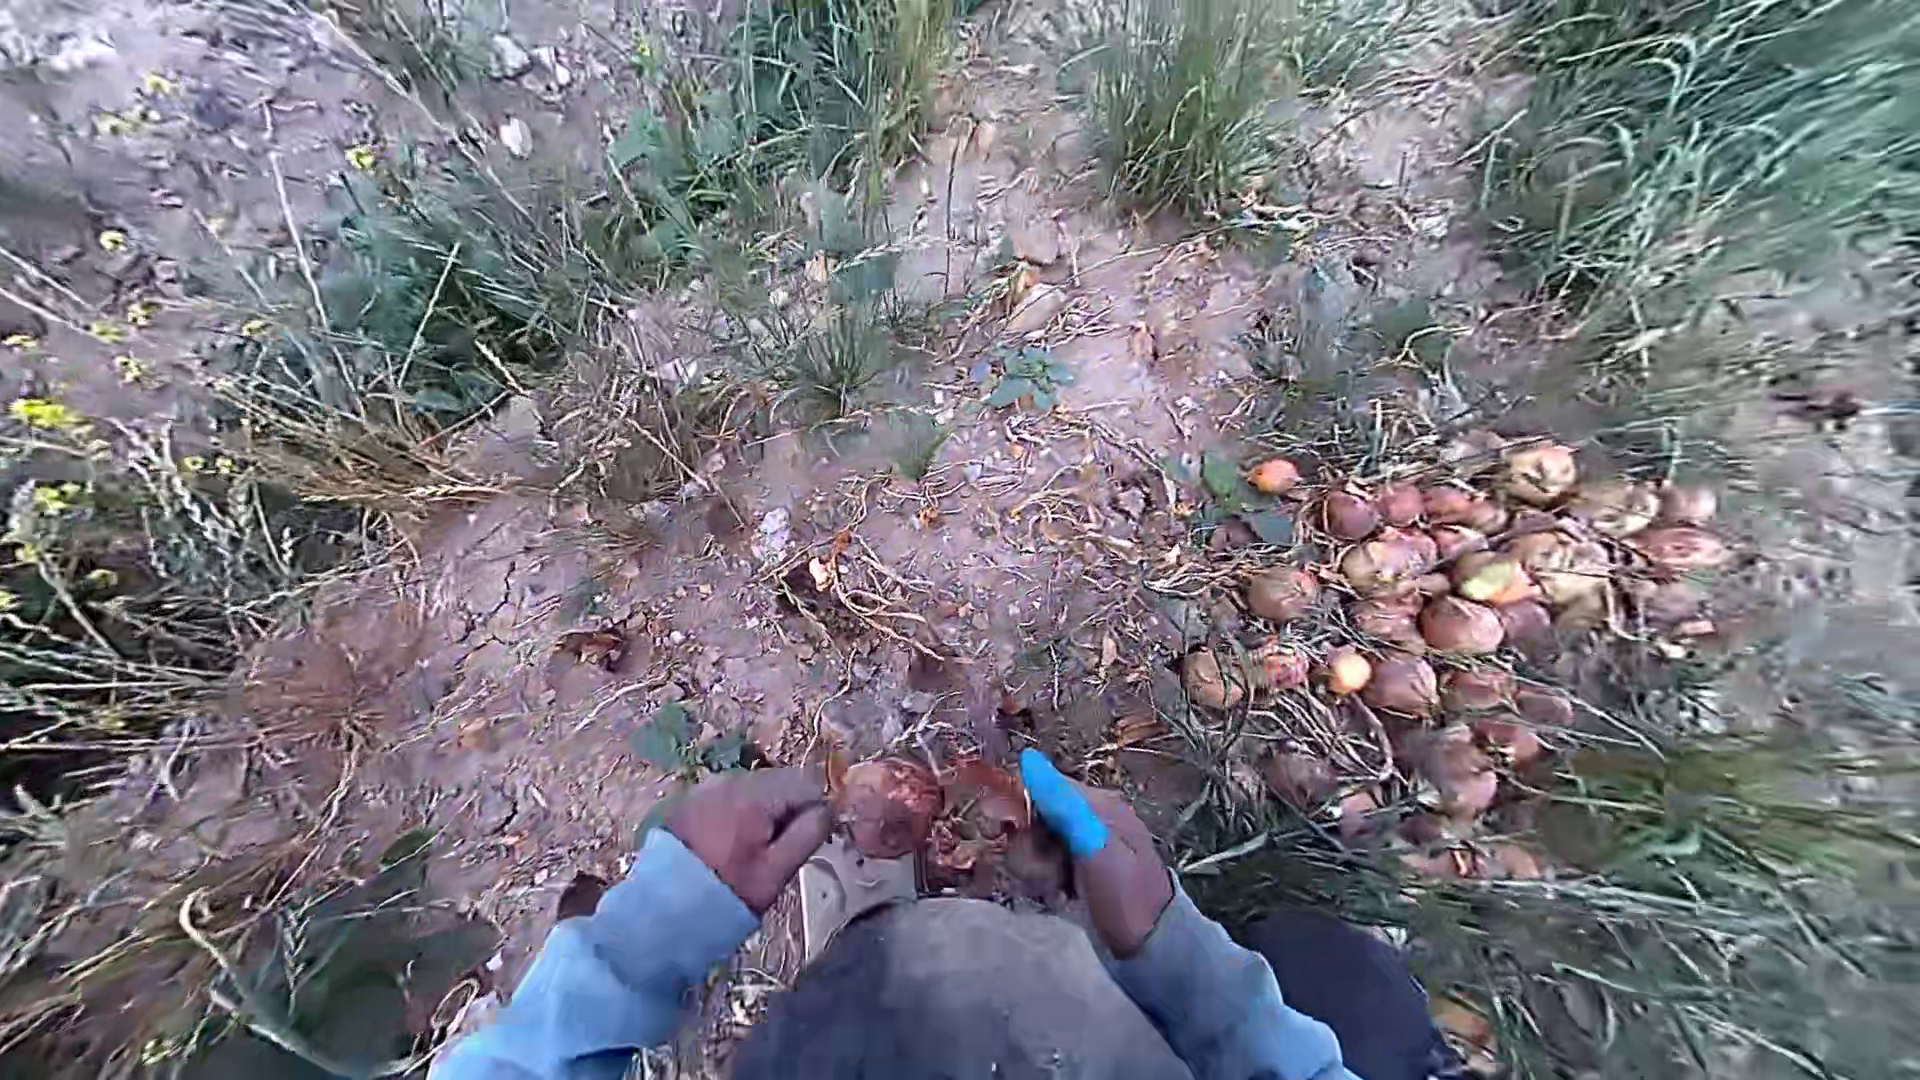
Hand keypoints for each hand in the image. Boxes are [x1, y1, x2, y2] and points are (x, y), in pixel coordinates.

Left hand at [667, 767, 830, 912]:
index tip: (802, 841)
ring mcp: (708, 786)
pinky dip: (739, 811)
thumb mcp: (776, 873)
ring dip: (763, 810)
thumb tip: (827, 809)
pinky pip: (731, 794)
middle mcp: (732, 779)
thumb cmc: (725, 896)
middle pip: (781, 782)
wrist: (657, 918)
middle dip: (786, 810)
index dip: (812, 812)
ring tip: (748, 849)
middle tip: (774, 851)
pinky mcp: (691, 797)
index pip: (806, 785)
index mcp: (756, 795)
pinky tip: (727, 842)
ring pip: (757, 787)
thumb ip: (808, 834)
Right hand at [1020, 749, 1173, 956]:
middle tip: (1047, 873)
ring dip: (1035, 867)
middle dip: (1031, 847)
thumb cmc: (1126, 894)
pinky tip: (1057, 896)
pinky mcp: (1076, 871)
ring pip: (1034, 843)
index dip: (1025, 809)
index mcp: (1096, 803)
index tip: (1018, 835)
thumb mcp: (1093, 844)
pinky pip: (1042, 864)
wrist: (1153, 952)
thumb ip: (1061, 802)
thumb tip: (1028, 757)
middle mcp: (1088, 818)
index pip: (1042, 787)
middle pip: (1034, 817)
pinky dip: (1042, 880)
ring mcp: (1082, 845)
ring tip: (1055, 889)